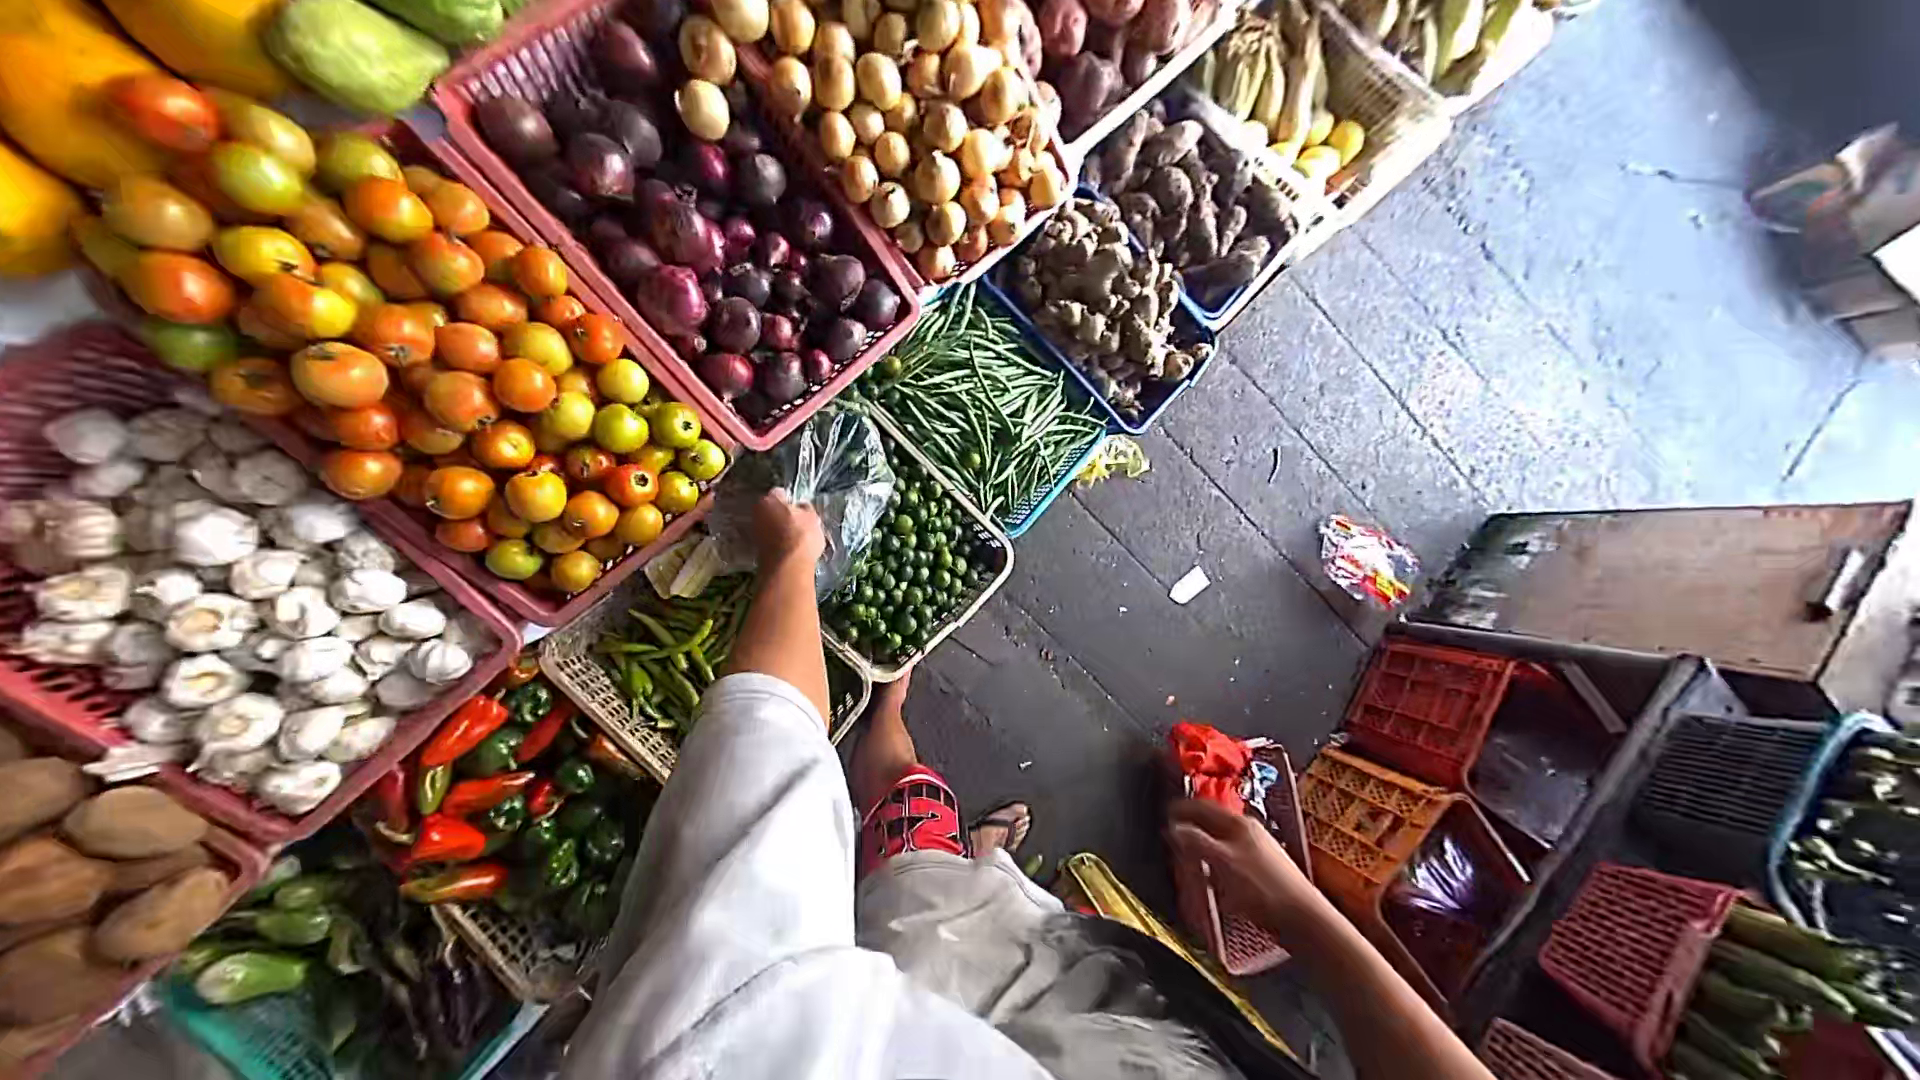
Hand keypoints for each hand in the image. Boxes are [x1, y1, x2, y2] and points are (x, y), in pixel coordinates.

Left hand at [753, 488, 824, 566]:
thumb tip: (801, 506)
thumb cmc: (802, 536)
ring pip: (770, 525)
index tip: (800, 508)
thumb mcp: (812, 517)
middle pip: (772, 509)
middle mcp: (756, 513)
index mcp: (768, 500)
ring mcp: (754, 532)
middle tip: (799, 522)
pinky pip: (770, 540)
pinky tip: (789, 548)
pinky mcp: (757, 549)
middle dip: (782, 514)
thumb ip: (805, 508)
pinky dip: (777, 542)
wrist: (788, 567)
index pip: (780, 493)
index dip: (792, 500)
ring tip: (795, 538)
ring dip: (779, 529)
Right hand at [1167, 797, 1334, 949]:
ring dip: (1203, 848)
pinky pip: (1232, 859)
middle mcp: (1250, 832)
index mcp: (1238, 823)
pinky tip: (1214, 880)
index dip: (1181, 808)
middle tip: (1174, 838)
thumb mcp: (1221, 862)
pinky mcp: (1265, 872)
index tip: (1165, 814)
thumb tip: (1173, 828)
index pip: (1202, 805)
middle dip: (1191, 829)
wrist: (1305, 922)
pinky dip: (1217, 864)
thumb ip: (1195, 841)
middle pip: (1212, 823)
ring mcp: (1260, 851)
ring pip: (1222, 842)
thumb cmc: (1263, 889)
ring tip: (1189, 860)